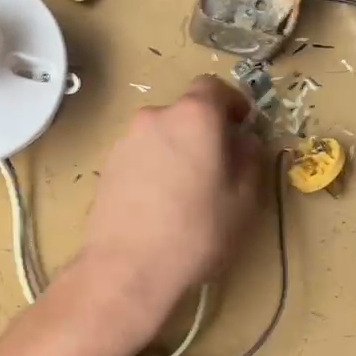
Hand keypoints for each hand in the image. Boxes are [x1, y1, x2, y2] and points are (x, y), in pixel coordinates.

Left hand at [74, 76, 262, 332]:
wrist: (127, 268)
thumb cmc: (197, 232)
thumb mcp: (244, 199)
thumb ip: (250, 159)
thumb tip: (244, 141)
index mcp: (193, 116)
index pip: (213, 87)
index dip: (231, 103)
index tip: (241, 125)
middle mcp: (154, 118)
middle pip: (184, 114)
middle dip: (203, 133)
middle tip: (219, 167)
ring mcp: (124, 142)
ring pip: (160, 137)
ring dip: (176, 152)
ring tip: (187, 193)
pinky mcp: (106, 169)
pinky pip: (140, 158)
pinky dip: (153, 170)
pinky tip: (160, 206)